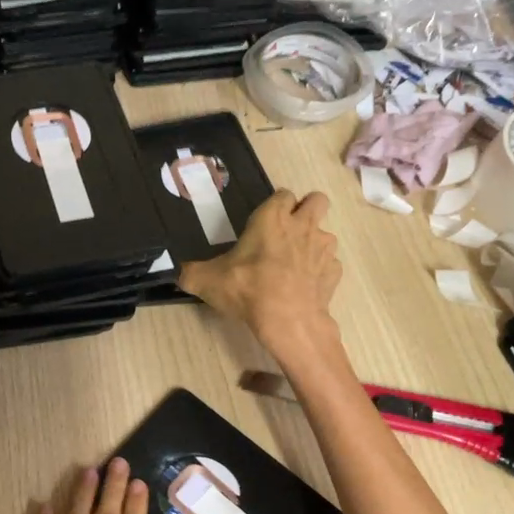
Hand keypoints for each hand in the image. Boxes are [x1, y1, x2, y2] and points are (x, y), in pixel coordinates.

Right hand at [179, 190, 341, 351]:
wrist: (287, 320)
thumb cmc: (246, 288)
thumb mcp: (205, 280)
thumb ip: (191, 273)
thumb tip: (180, 274)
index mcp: (272, 217)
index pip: (283, 194)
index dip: (275, 205)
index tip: (263, 221)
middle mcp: (302, 226)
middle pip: (317, 200)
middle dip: (307, 209)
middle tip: (287, 230)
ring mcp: (323, 249)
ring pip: (325, 234)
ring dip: (313, 243)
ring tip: (293, 263)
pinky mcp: (333, 272)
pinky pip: (329, 264)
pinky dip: (318, 271)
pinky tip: (303, 286)